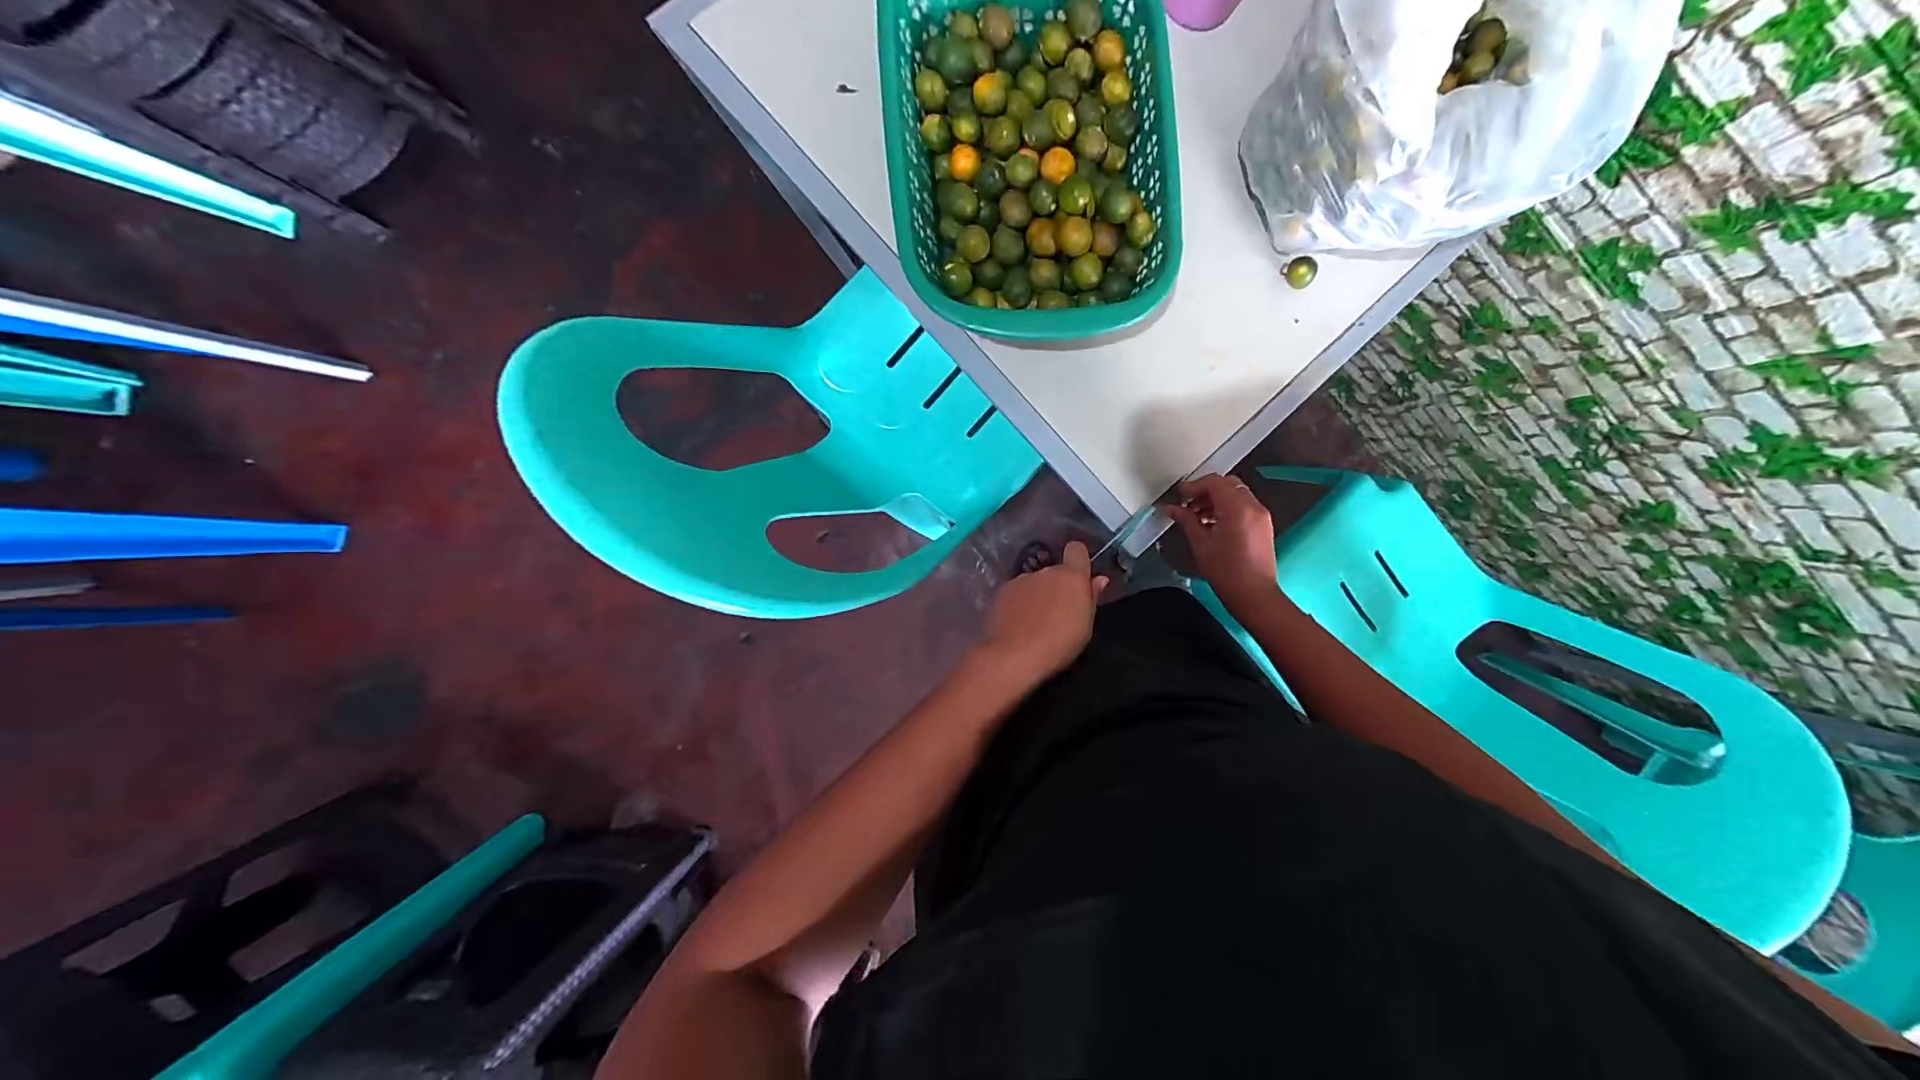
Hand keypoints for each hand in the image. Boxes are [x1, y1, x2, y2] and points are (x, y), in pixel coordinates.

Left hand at [977, 541, 1107, 683]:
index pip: (1076, 549)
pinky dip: (1018, 605)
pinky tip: (1017, 625)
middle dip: (1057, 587)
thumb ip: (1091, 598)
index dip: (1078, 559)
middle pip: (1054, 572)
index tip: (1079, 577)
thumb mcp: (1085, 626)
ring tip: (1034, 623)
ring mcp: (1020, 580)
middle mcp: (1045, 572)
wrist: (1013, 655)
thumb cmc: (1059, 644)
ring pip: (1034, 583)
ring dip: (1036, 596)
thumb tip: (1098, 579)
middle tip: (1057, 614)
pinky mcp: (1001, 592)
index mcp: (1070, 577)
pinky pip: (1016, 594)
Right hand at [1165, 473, 1278, 613]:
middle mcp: (1253, 507)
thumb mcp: (1200, 543)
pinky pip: (1244, 506)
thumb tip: (1172, 509)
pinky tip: (1213, 524)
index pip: (1215, 482)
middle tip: (1189, 503)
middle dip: (1207, 490)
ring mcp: (1261, 515)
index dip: (1194, 485)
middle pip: (1228, 484)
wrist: (1254, 594)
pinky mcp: (1263, 525)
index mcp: (1237, 508)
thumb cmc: (1226, 571)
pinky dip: (1228, 507)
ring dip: (1217, 499)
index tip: (1180, 495)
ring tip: (1198, 516)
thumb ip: (1186, 520)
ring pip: (1237, 494)